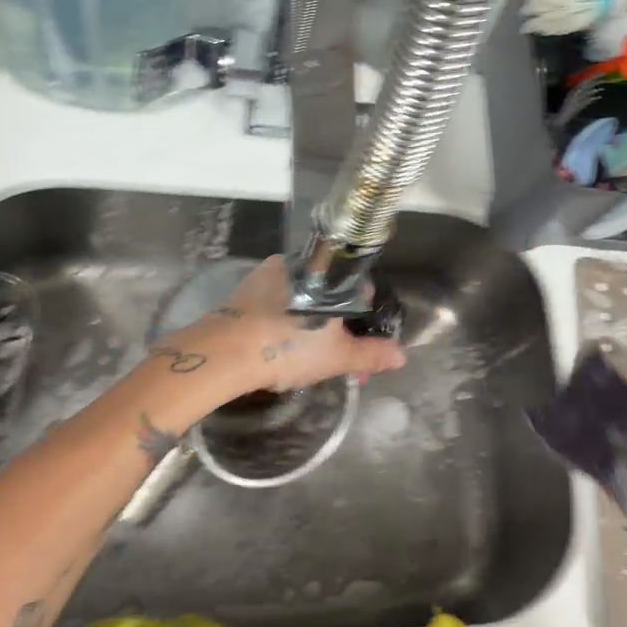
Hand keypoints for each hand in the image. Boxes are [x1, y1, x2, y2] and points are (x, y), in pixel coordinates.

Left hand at [150, 257, 407, 401]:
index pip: (356, 288)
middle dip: (336, 329)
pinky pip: (276, 305)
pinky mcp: (243, 290)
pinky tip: (280, 351)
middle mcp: (298, 264)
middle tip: (335, 362)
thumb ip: (371, 354)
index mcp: (327, 272)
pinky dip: (284, 324)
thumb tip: (401, 355)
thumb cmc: (289, 348)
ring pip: (301, 301)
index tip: (359, 348)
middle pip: (328, 296)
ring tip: (308, 362)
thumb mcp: (338, 356)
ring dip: (310, 328)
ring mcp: (267, 275)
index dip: (363, 320)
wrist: (225, 351)